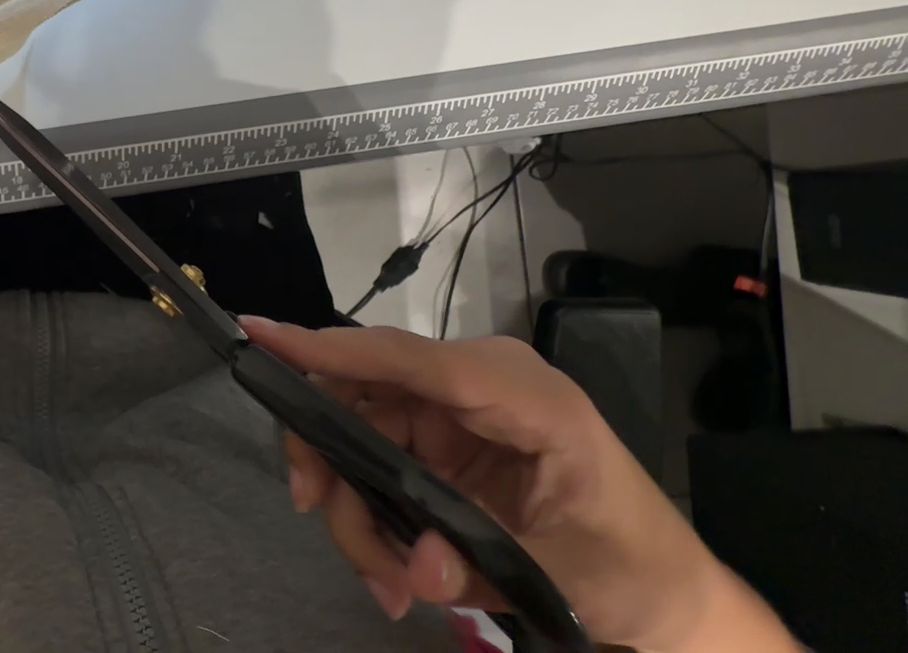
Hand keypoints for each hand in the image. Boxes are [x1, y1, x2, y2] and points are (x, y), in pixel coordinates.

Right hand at [238, 319, 796, 652]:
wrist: (665, 592)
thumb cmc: (635, 572)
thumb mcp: (572, 581)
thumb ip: (485, 569)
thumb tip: (410, 563)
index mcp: (523, 395)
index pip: (410, 359)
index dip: (333, 348)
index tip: (261, 334)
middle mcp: (474, 383)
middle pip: (362, 388)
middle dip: (328, 449)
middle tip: (312, 507)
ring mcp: (449, 407)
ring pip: (354, 423)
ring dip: (347, 496)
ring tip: (381, 577)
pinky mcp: (433, 435)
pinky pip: (369, 452)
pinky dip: (363, 507)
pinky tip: (387, 565)